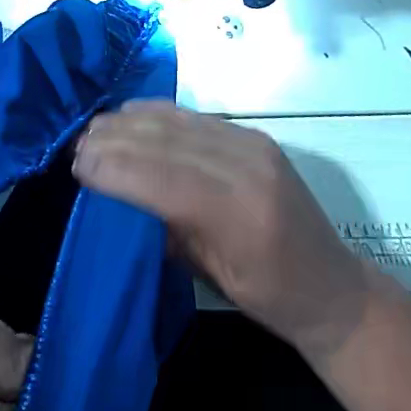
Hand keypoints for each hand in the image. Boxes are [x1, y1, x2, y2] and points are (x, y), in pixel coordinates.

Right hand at [75, 102, 370, 351]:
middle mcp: (248, 167)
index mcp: (240, 216)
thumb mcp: (209, 274)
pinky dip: (153, 114)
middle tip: (75, 147)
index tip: (76, 167)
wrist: (334, 287)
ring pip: (174, 121)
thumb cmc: (269, 296)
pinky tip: (127, 117)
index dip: (115, 168)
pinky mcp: (252, 134)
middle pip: (164, 141)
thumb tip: (113, 195)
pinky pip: (191, 115)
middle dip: (113, 140)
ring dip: (127, 122)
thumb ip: (164, 228)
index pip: (163, 178)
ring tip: (93, 132)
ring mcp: (252, 144)